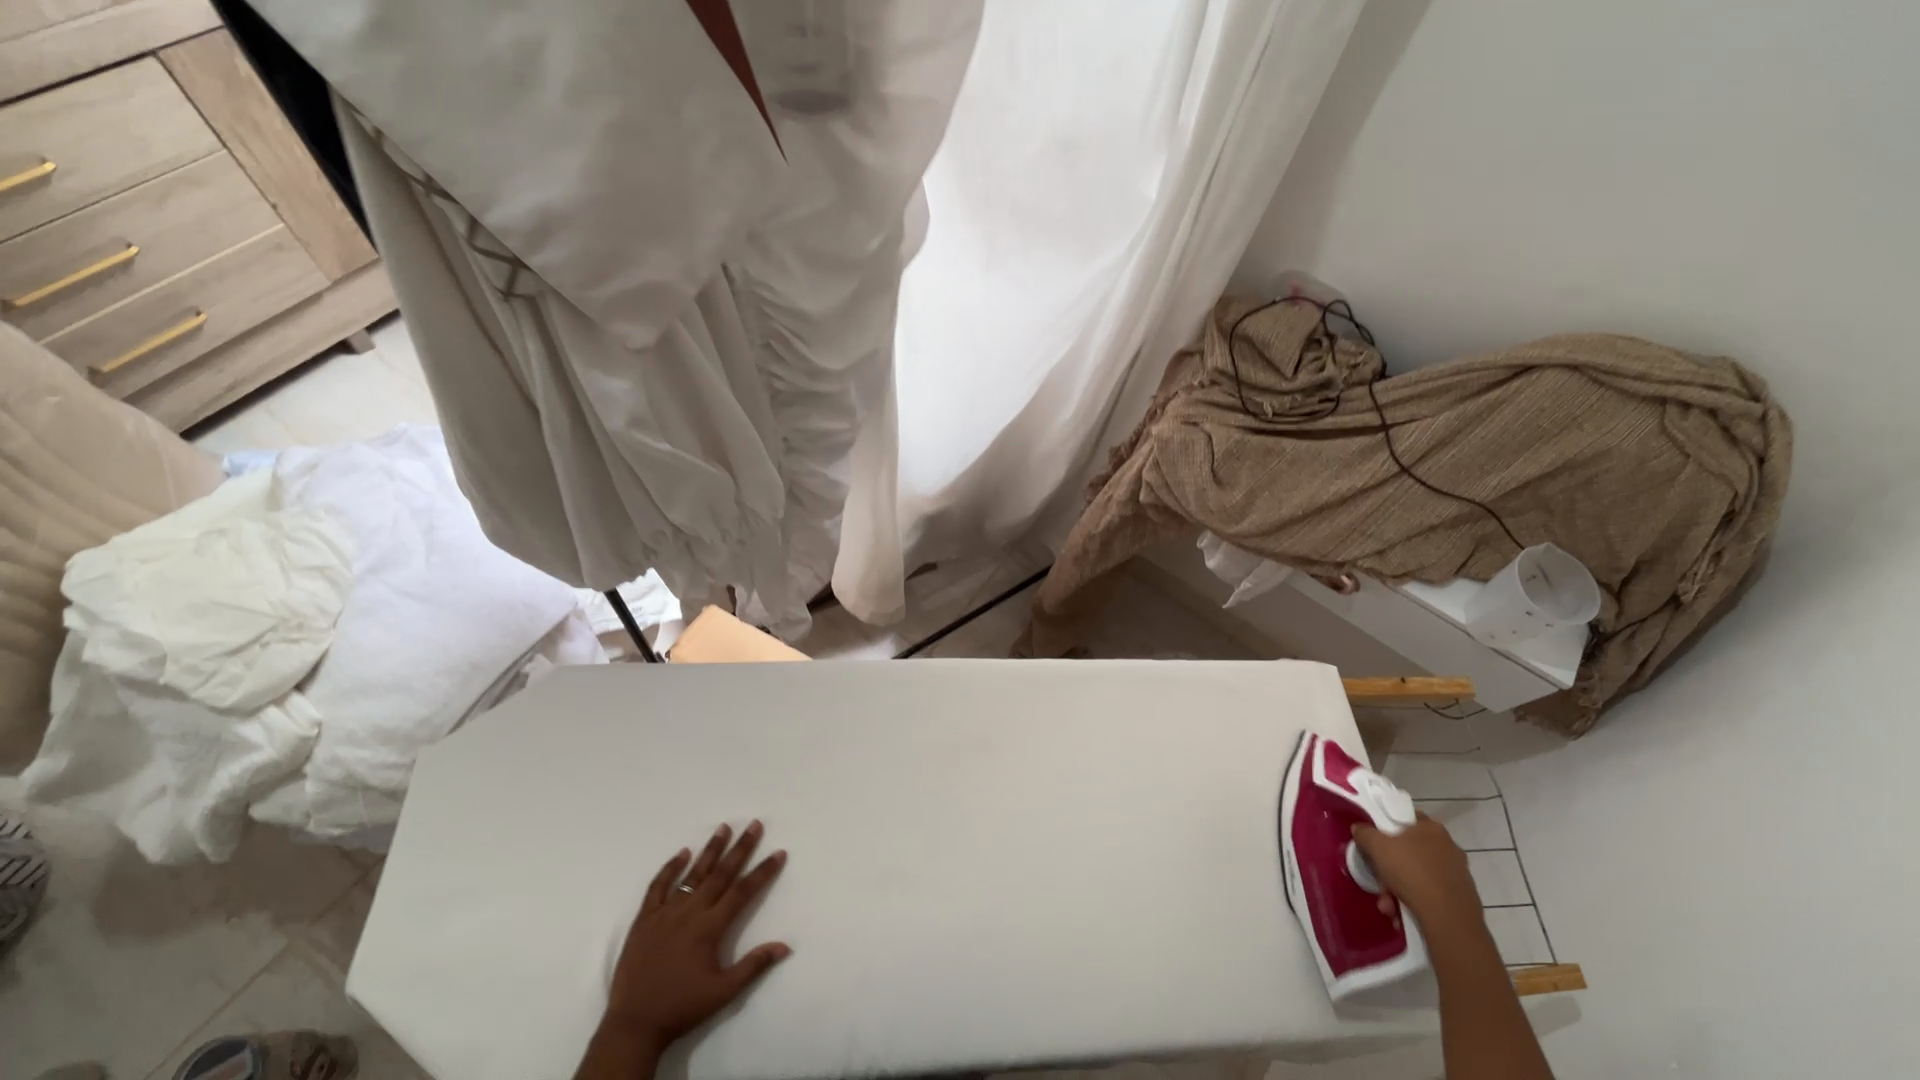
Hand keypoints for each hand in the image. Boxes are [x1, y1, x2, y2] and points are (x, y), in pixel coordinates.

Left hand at [601, 822, 789, 1052]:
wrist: (635, 1022)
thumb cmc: (682, 1007)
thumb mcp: (724, 992)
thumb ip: (754, 965)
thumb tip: (785, 946)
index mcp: (710, 928)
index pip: (742, 892)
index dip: (762, 872)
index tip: (778, 853)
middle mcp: (689, 913)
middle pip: (720, 874)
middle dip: (740, 848)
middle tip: (754, 824)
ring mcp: (664, 913)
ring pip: (692, 875)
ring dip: (710, 850)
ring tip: (724, 828)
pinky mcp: (644, 920)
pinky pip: (658, 887)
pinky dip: (670, 868)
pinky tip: (682, 854)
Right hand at [1352, 813, 1482, 933]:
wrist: (1448, 917)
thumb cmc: (1411, 872)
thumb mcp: (1377, 848)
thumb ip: (1365, 833)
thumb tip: (1360, 828)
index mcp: (1431, 828)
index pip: (1407, 819)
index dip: (1388, 828)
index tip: (1376, 843)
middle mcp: (1449, 846)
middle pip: (1411, 851)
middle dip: (1391, 867)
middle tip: (1379, 879)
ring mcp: (1458, 871)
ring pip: (1418, 875)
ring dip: (1398, 888)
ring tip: (1388, 904)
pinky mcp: (1462, 895)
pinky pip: (1430, 892)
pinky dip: (1415, 900)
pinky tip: (1402, 913)